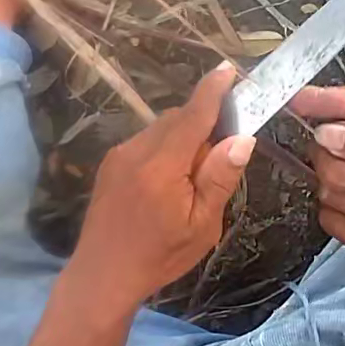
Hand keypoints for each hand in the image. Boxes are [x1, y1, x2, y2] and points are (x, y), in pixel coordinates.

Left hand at [70, 65, 254, 304]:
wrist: (103, 275)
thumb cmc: (159, 256)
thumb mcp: (202, 226)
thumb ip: (219, 178)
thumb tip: (242, 139)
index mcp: (162, 166)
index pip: (193, 116)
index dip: (213, 91)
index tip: (228, 70)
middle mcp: (137, 151)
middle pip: (177, 119)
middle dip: (202, 124)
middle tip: (220, 155)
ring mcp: (119, 156)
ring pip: (160, 129)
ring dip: (183, 138)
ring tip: (192, 179)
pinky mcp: (110, 164)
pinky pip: (146, 142)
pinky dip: (165, 148)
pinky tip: (169, 182)